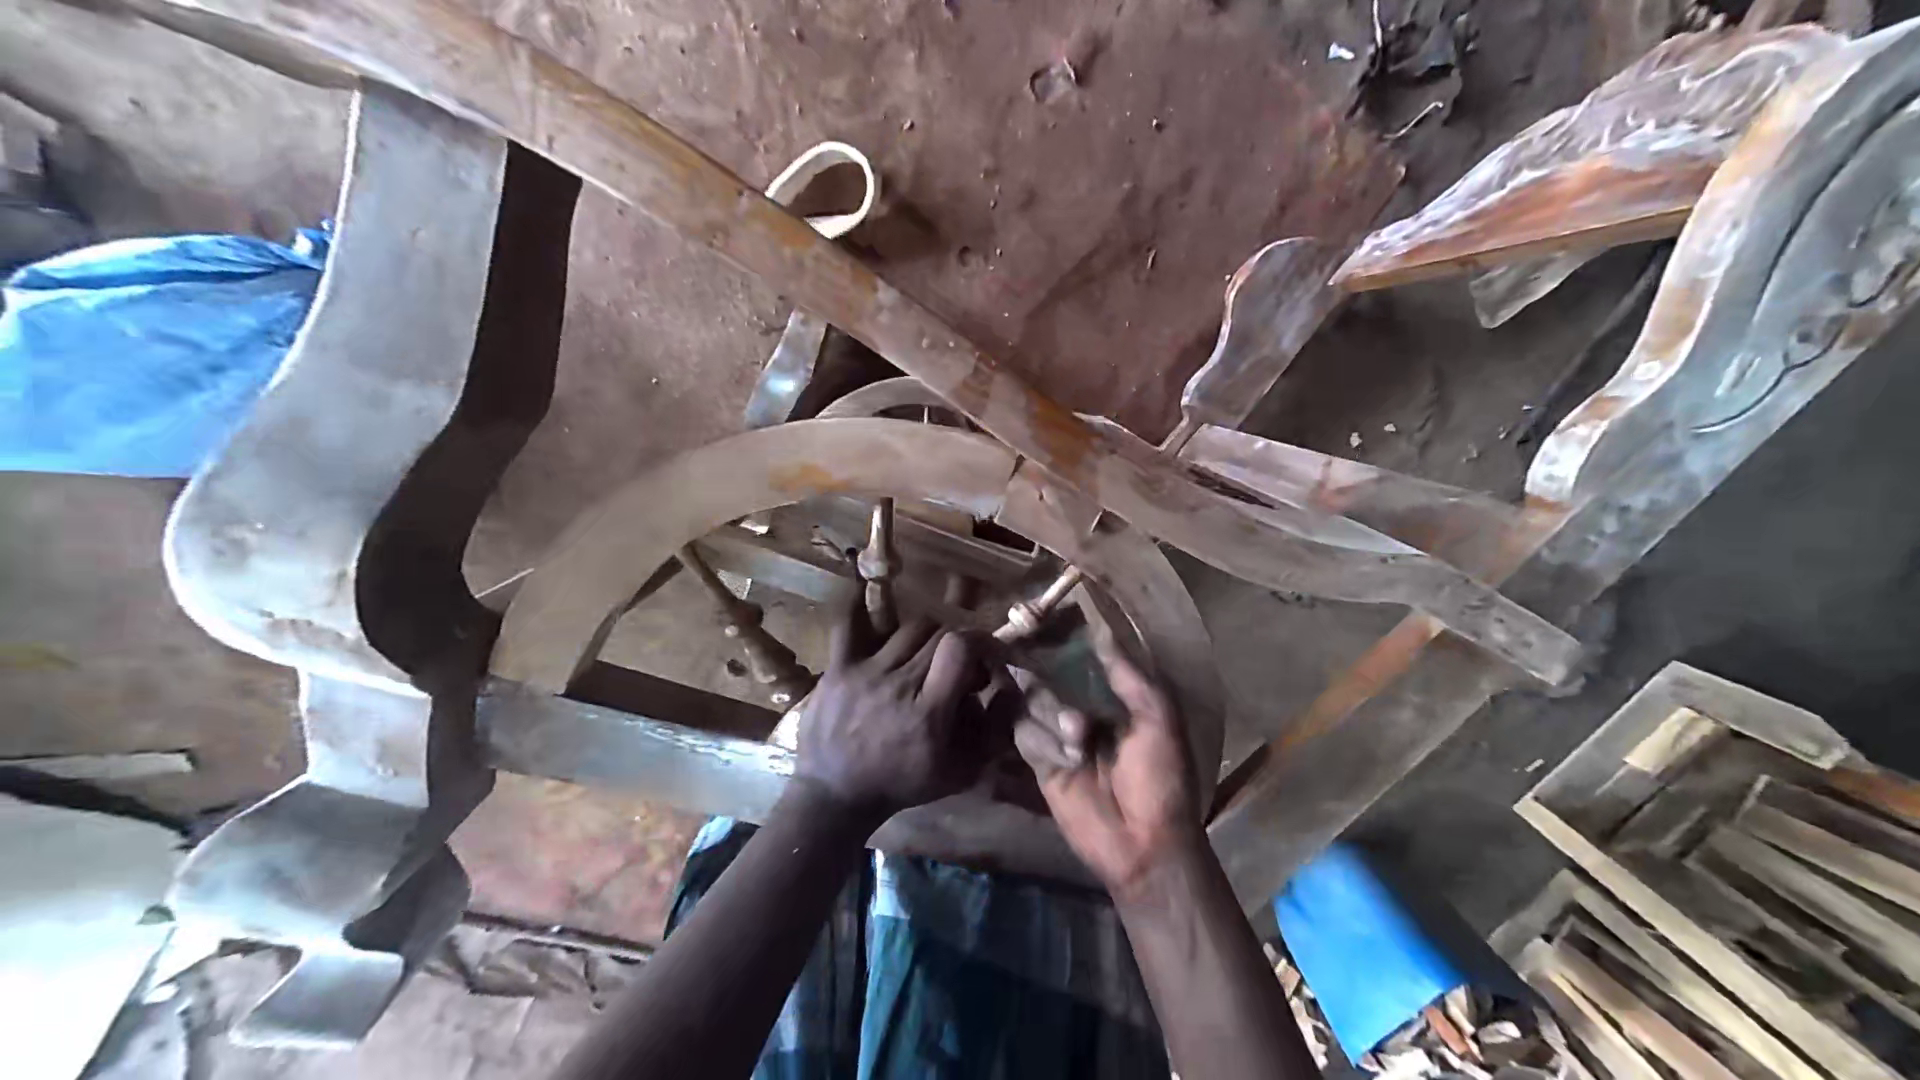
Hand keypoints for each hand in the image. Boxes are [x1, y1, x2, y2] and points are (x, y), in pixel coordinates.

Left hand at [795, 603, 993, 825]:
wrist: (834, 795)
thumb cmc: (901, 783)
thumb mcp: (958, 772)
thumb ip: (992, 732)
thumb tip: (1010, 690)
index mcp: (929, 712)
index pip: (960, 648)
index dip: (979, 641)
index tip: (984, 655)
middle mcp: (899, 684)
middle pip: (938, 635)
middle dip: (956, 643)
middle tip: (956, 662)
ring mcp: (864, 672)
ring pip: (908, 627)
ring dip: (926, 635)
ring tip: (925, 652)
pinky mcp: (837, 668)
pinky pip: (848, 623)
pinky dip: (861, 607)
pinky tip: (871, 598)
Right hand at [1013, 635, 1201, 901]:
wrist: (1144, 843)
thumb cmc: (1161, 778)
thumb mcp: (1159, 720)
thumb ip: (1130, 678)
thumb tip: (1102, 633)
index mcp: (1113, 697)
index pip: (1080, 660)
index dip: (1063, 644)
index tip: (1043, 626)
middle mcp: (1081, 709)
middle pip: (1047, 678)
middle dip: (1054, 686)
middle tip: (1070, 706)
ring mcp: (1057, 735)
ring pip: (1032, 703)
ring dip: (1054, 719)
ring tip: (1080, 744)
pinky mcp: (1039, 762)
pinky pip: (1024, 735)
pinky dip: (1043, 743)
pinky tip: (1067, 760)